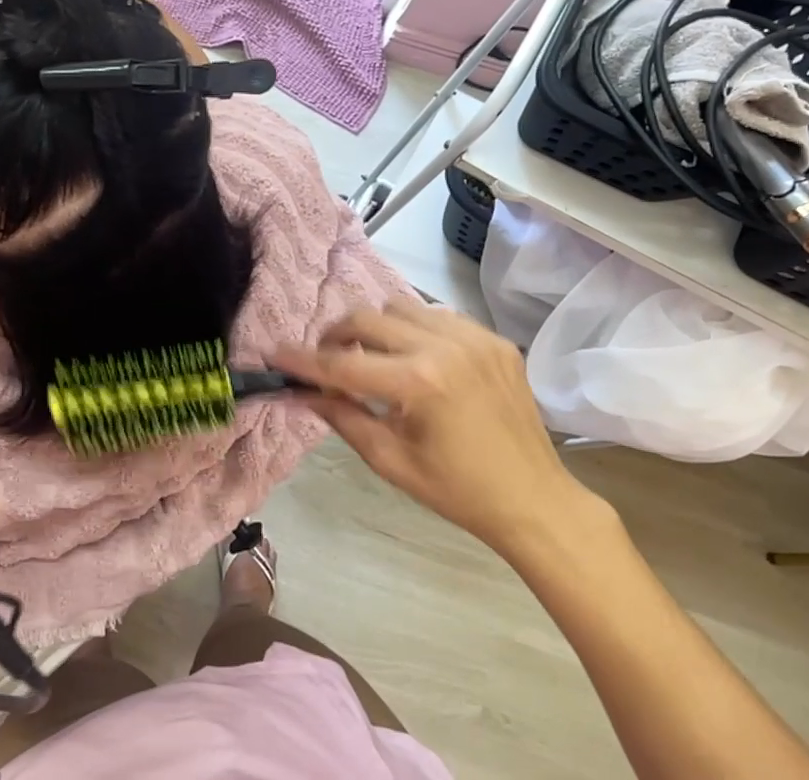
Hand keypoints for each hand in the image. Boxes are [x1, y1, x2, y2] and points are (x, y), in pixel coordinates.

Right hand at [270, 298, 595, 552]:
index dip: (302, 360)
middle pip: (368, 318)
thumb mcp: (388, 459)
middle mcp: (446, 347)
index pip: (343, 363)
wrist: (534, 500)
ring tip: (372, 356)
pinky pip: (438, 316)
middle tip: (326, 360)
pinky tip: (415, 358)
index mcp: (419, 383)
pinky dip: (415, 330)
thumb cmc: (455, 490)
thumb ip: (340, 416)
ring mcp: (475, 339)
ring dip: (376, 327)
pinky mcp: (495, 341)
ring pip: (401, 307)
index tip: (274, 354)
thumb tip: (299, 391)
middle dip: (337, 336)